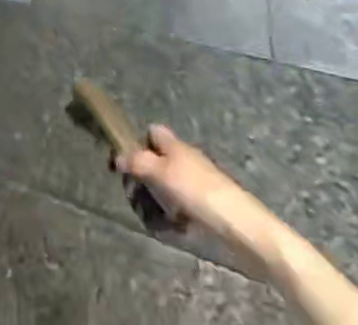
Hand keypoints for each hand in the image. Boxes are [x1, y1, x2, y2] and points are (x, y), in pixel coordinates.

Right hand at [113, 124, 286, 281]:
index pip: (152, 131)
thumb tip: (116, 155)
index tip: (126, 161)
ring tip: (153, 212)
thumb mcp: (160, 173)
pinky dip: (175, 212)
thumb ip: (136, 161)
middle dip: (145, 174)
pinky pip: (182, 203)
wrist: (241, 225)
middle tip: (136, 192)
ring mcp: (199, 181)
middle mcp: (187, 158)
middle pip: (158, 159)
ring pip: (169, 183)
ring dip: (159, 196)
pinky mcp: (208, 203)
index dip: (138, 141)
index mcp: (175, 145)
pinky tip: (174, 224)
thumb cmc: (198, 192)